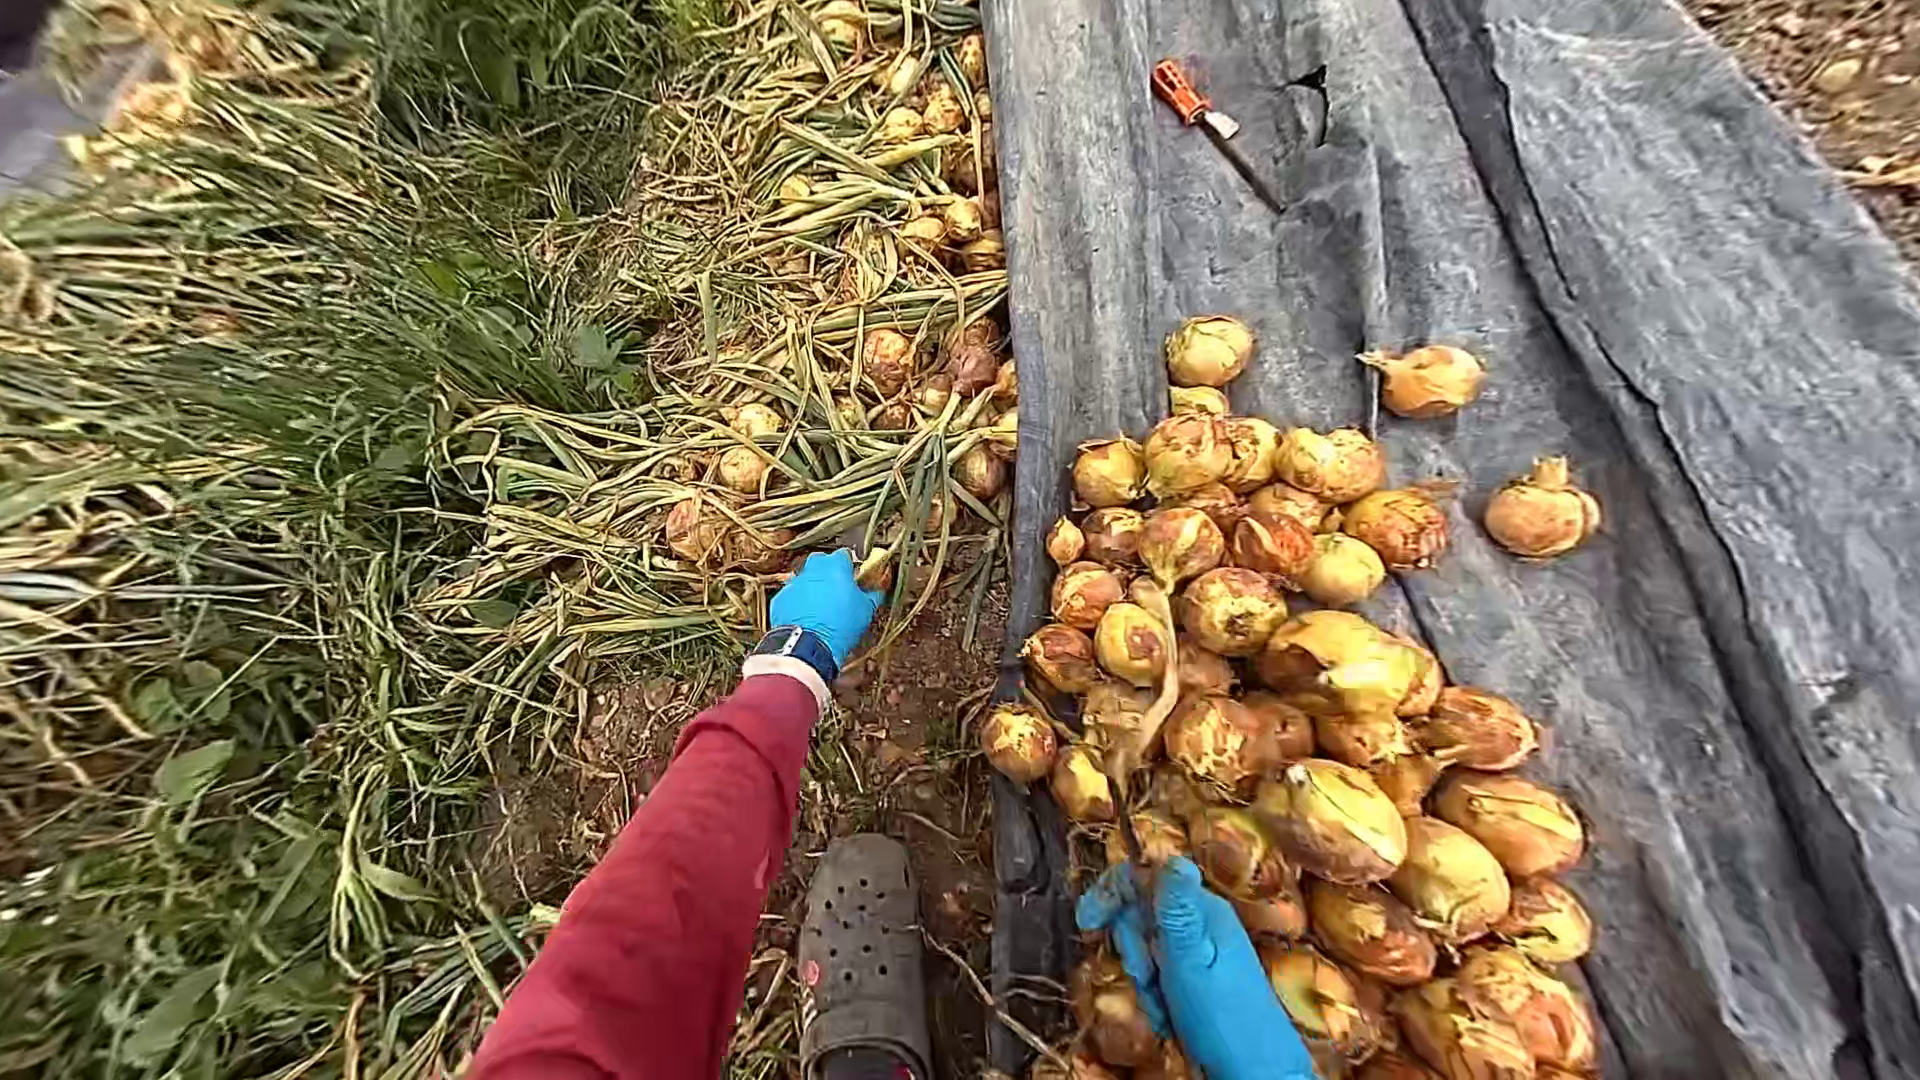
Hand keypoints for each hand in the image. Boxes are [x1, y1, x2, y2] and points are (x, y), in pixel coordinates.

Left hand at [769, 550, 883, 665]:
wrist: (807, 647)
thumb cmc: (840, 626)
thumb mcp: (866, 610)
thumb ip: (872, 594)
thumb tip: (876, 590)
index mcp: (835, 566)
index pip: (845, 554)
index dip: (851, 565)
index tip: (855, 577)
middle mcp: (812, 569)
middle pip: (821, 562)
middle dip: (829, 572)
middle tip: (838, 589)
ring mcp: (793, 583)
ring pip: (805, 578)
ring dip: (813, 586)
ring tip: (822, 606)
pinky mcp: (779, 600)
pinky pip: (791, 596)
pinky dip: (798, 602)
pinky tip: (807, 617)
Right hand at [1076, 857, 1315, 1079]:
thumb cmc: (1224, 1020)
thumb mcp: (1192, 961)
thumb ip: (1176, 909)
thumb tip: (1172, 856)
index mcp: (1202, 908)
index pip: (1145, 876)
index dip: (1111, 892)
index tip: (1086, 921)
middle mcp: (1200, 921)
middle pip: (1141, 909)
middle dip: (1132, 944)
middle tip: (1144, 977)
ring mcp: (1199, 950)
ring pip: (1145, 942)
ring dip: (1142, 975)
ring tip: (1160, 1004)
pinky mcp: (1196, 978)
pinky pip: (1158, 971)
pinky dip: (1153, 992)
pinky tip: (1166, 1014)